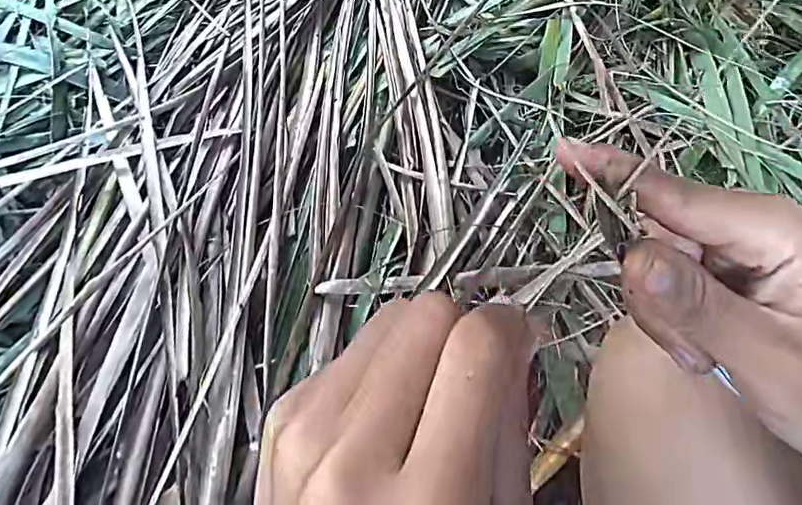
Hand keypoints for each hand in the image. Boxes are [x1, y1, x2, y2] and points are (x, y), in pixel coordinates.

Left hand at [257, 293, 534, 504]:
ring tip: (431, 402)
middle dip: (464, 332)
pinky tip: (389, 418)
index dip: (509, 330)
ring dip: (421, 346)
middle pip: (428, 315)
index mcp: (422, 504)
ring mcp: (306, 436)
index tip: (518, 339)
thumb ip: (508, 433)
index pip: (476, 346)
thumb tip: (510, 345)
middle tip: (477, 373)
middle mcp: (350, 461)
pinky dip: (382, 368)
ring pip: (389, 320)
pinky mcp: (283, 421)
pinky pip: (353, 352)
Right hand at [556, 139, 801, 504]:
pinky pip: (669, 276)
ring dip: (664, 312)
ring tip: (707, 358)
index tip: (562, 152)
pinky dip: (672, 317)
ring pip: (656, 256)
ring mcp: (734, 242)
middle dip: (654, 290)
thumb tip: (634, 256)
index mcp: (768, 225)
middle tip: (691, 354)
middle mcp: (745, 221)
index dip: (612, 173)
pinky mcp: (724, 266)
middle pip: (656, 229)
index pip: (672, 193)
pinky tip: (705, 351)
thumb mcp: (772, 364)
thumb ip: (700, 308)